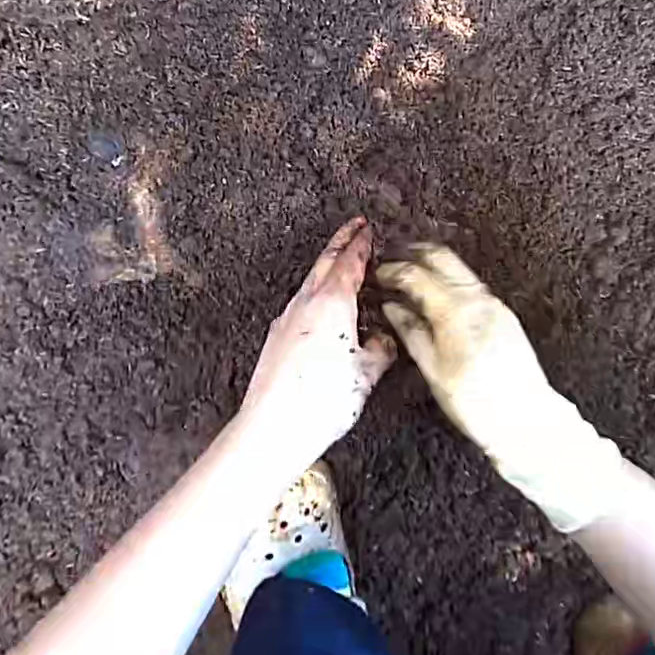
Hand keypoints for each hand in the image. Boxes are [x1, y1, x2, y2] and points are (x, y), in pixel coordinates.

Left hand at [236, 218, 398, 471]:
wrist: (271, 428)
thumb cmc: (320, 401)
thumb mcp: (366, 374)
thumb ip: (380, 349)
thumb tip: (383, 339)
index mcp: (333, 302)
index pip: (350, 261)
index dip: (361, 243)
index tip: (368, 229)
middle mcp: (307, 302)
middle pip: (326, 260)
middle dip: (342, 240)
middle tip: (355, 227)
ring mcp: (288, 317)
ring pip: (311, 279)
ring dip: (328, 265)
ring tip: (342, 263)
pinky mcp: (277, 336)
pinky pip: (301, 301)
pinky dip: (316, 291)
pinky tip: (322, 307)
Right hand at [377, 244, 630, 531]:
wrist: (527, 419)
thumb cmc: (479, 404)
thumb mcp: (433, 371)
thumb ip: (412, 332)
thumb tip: (393, 308)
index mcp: (455, 311)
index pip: (416, 274)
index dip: (393, 270)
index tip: (379, 273)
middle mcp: (477, 299)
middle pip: (441, 257)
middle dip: (414, 252)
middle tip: (394, 261)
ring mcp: (493, 303)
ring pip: (458, 268)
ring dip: (433, 264)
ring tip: (412, 276)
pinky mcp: (503, 313)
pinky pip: (471, 284)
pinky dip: (450, 280)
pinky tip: (439, 296)